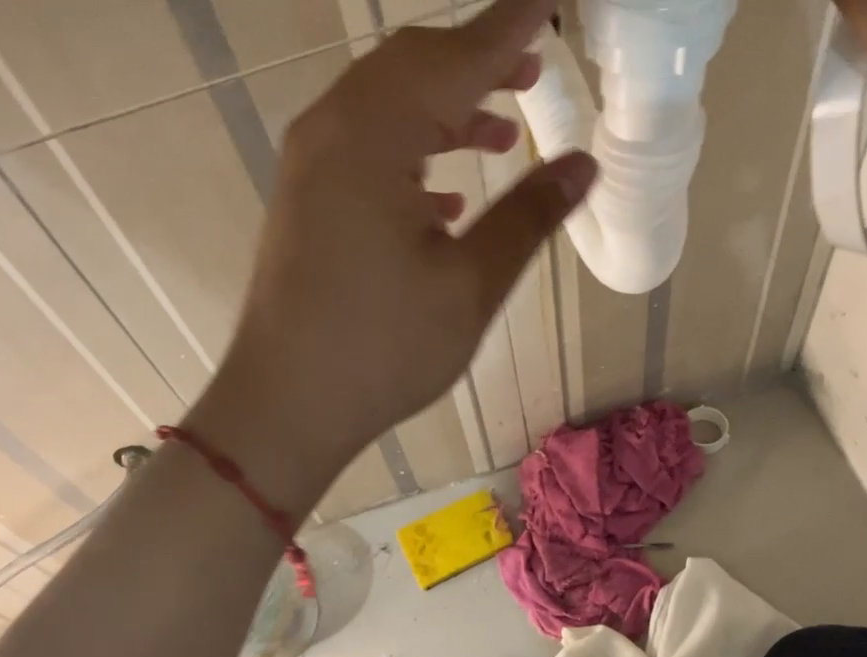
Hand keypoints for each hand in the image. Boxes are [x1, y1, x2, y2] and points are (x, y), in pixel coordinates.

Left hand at [213, 0, 594, 464]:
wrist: (284, 406)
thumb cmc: (381, 350)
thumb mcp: (469, 285)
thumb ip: (528, 215)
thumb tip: (582, 165)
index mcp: (373, 136)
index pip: (458, 57)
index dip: (513, 27)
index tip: (554, 3)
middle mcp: (332, 129)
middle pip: (411, 65)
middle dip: (477, 61)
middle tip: (537, 69)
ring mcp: (309, 163)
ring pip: (386, 104)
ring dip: (445, 106)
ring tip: (503, 130)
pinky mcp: (304, 199)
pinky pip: (363, 145)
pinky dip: (411, 148)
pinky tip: (447, 194)